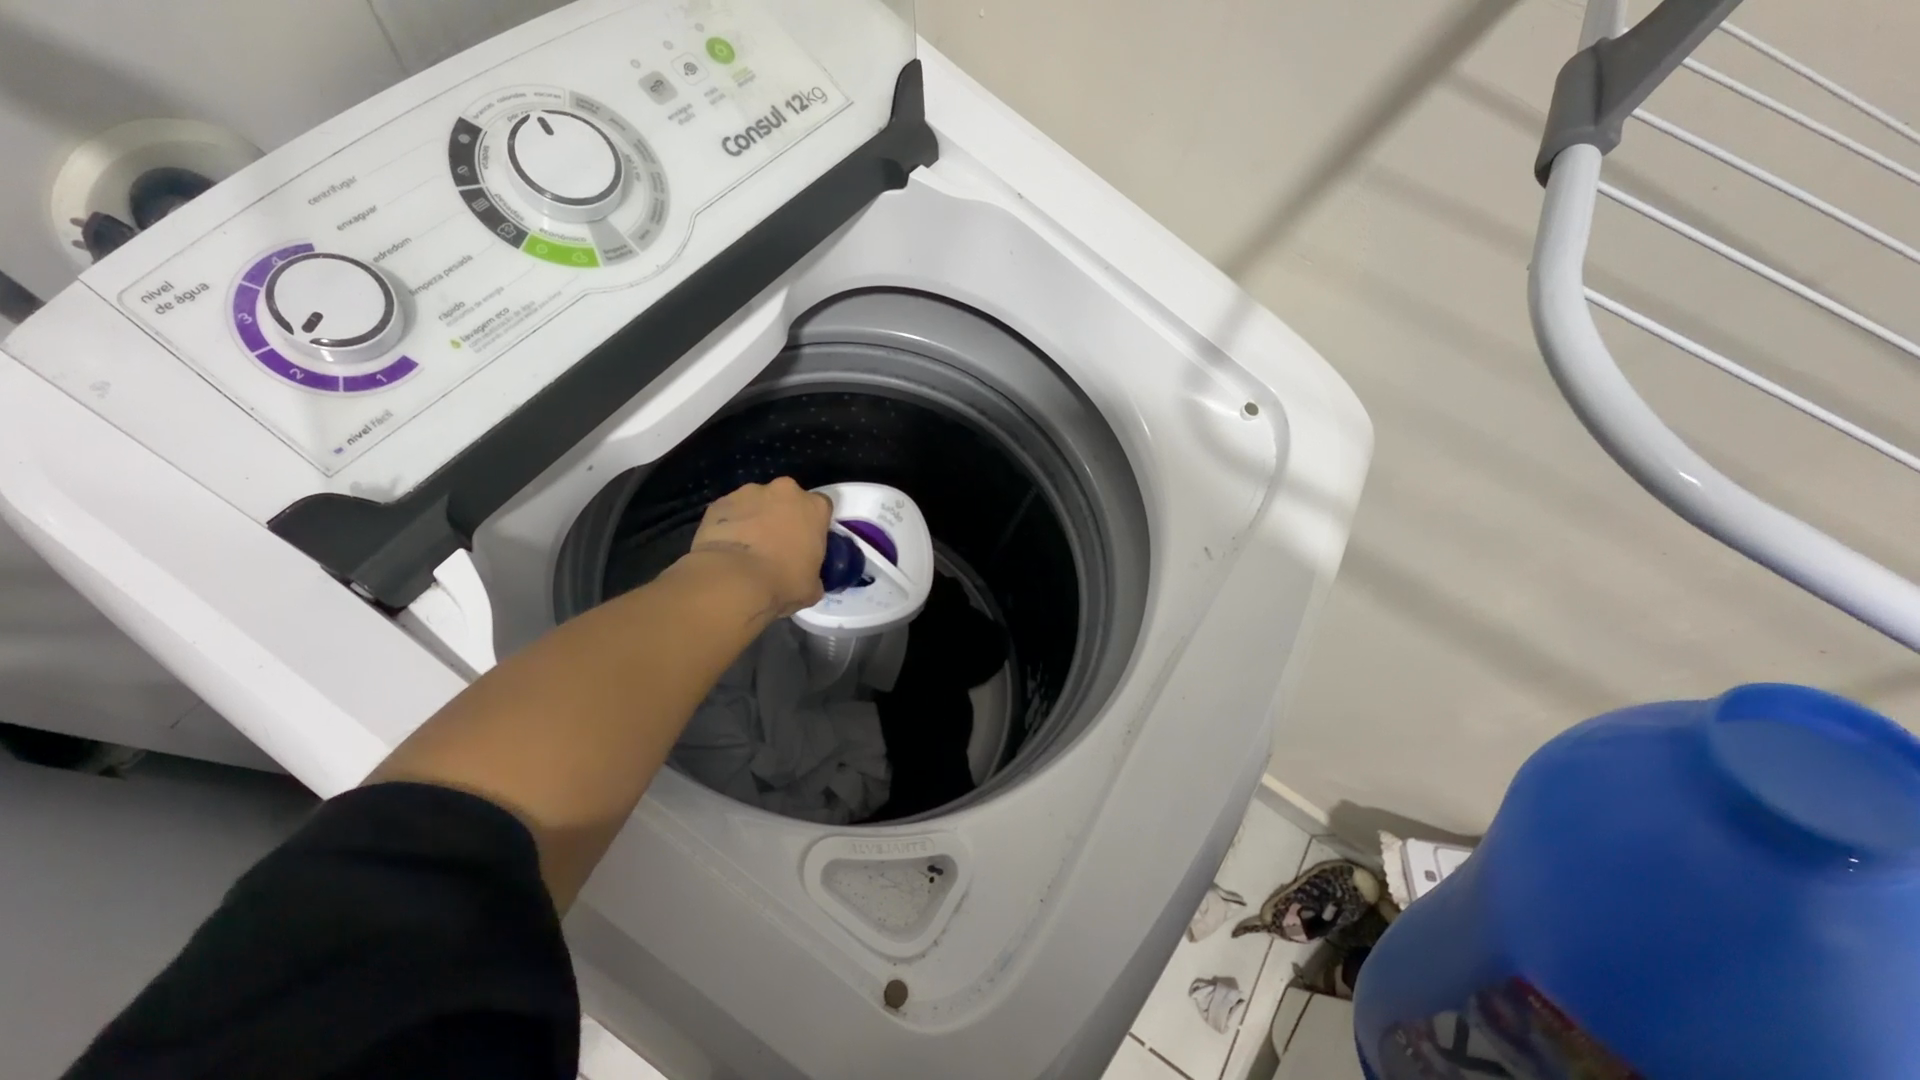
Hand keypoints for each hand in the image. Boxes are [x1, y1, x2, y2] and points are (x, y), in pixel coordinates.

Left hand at [684, 477, 832, 617]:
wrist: (733, 579)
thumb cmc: (782, 582)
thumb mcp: (812, 587)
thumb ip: (814, 574)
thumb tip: (807, 578)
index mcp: (815, 507)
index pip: (821, 508)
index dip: (813, 525)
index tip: (806, 543)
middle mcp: (785, 491)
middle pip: (787, 499)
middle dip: (782, 516)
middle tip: (776, 544)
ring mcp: (749, 492)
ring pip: (756, 502)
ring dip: (755, 518)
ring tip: (746, 549)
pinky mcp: (720, 502)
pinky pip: (730, 512)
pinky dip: (730, 525)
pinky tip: (726, 547)